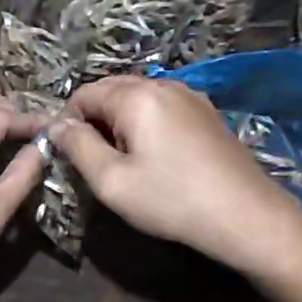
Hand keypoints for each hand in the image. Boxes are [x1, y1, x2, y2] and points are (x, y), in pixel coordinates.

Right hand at [54, 76, 301, 277]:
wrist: (246, 216)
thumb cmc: (170, 200)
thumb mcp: (110, 180)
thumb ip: (77, 147)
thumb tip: (55, 126)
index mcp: (136, 97)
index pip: (84, 94)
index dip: (67, 122)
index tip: (67, 154)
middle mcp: (163, 85)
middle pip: (111, 90)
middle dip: (92, 118)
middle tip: (89, 158)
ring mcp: (189, 96)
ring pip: (137, 97)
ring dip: (117, 121)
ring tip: (118, 159)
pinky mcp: (205, 113)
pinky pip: (160, 107)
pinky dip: (144, 123)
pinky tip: (150, 155)